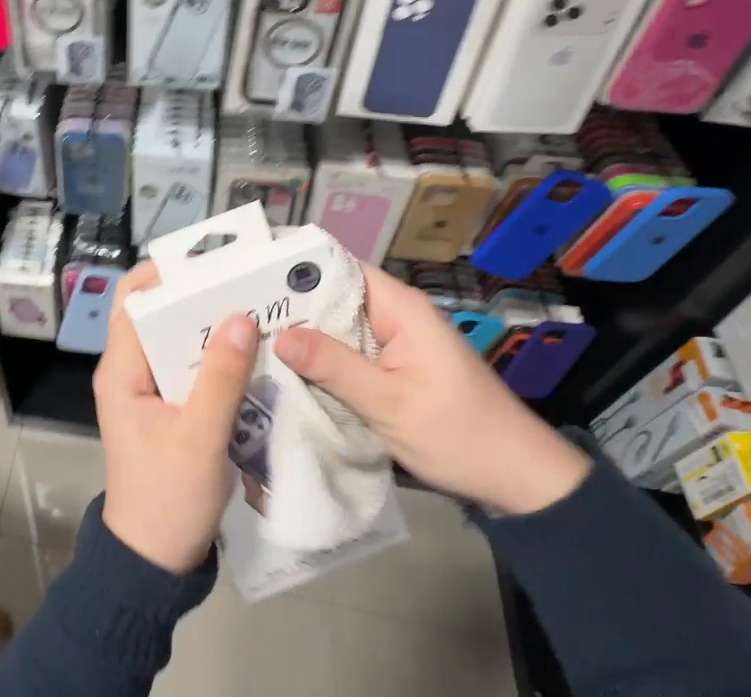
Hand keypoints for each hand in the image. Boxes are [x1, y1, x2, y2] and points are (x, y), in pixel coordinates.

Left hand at [94, 262, 260, 572]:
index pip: (134, 300)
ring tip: (259, 305)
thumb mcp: (199, 437)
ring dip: (213, 327)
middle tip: (249, 279)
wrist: (155, 559)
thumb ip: (220, 377)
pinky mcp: (170, 410)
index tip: (211, 257)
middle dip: (200, 296)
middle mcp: (130, 372)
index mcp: (121, 370)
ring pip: (180, 343)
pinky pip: (192, 370)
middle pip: (160, 316)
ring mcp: (150, 391)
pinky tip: (254, 351)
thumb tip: (240, 314)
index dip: (166, 273)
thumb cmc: (168, 497)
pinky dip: (218, 357)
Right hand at [274, 264, 590, 514]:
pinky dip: (318, 362)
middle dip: (289, 306)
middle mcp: (395, 318)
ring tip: (245, 339)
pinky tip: (281, 371)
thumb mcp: (391, 403)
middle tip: (234, 313)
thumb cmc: (459, 435)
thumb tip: (278, 334)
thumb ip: (334, 366)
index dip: (296, 269)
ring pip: (335, 330)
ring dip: (300, 337)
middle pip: (332, 298)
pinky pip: (345, 356)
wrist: (517, 481)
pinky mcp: (390, 372)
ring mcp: (392, 346)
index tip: (249, 277)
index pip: (340, 268)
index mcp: (401, 309)